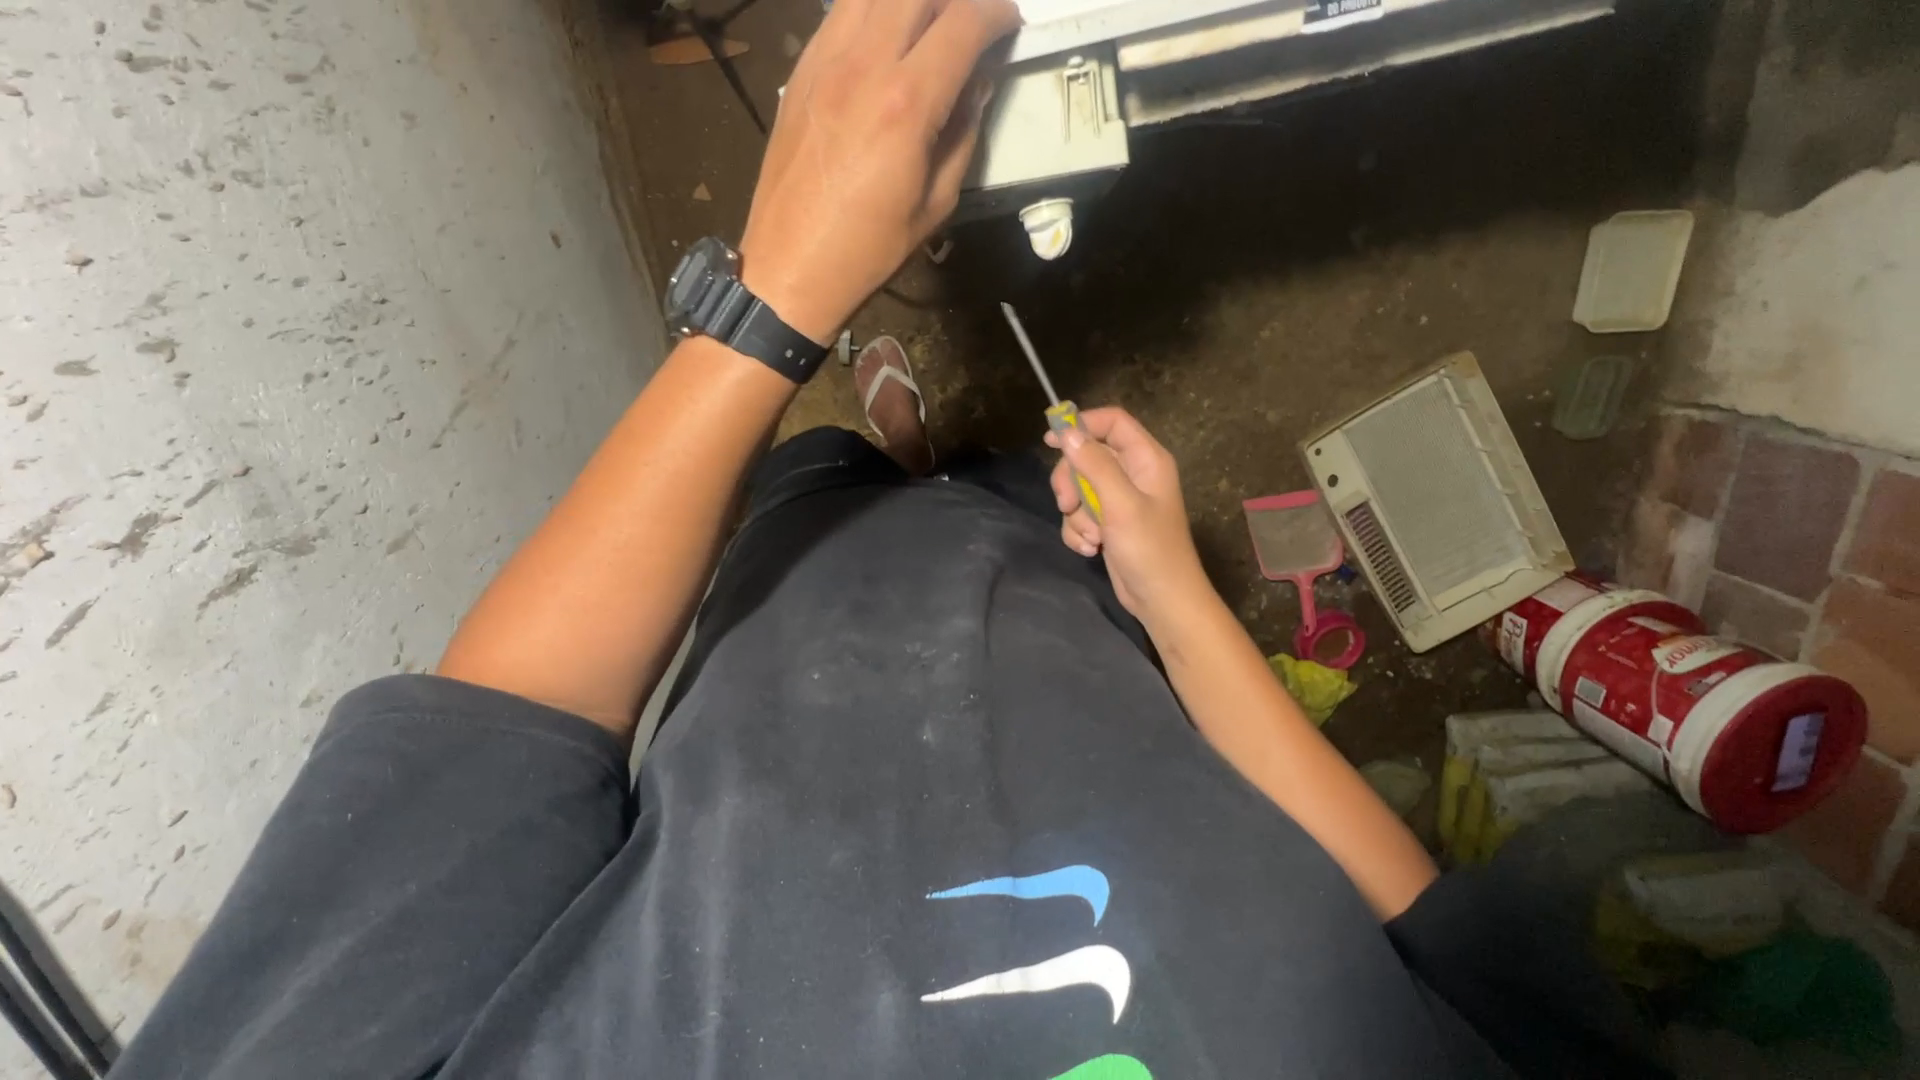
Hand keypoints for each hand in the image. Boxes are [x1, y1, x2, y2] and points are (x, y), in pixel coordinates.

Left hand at [738, 0, 1021, 343]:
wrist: (791, 268)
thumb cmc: (869, 249)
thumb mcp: (936, 203)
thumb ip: (963, 133)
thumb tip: (979, 83)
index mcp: (906, 102)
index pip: (964, 22)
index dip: (997, 13)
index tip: (1010, 24)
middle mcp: (864, 63)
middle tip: (971, 20)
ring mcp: (824, 61)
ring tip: (929, 22)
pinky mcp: (800, 71)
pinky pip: (841, 13)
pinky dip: (871, 10)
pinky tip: (885, 38)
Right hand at [1046, 408, 1214, 626]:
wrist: (1162, 600)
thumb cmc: (1150, 549)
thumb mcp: (1121, 504)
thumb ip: (1094, 465)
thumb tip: (1067, 432)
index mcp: (1146, 459)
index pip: (1112, 422)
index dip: (1082, 424)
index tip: (1051, 440)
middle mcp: (1134, 474)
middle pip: (1087, 455)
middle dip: (1071, 482)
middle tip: (1067, 504)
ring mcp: (1119, 500)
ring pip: (1079, 488)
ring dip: (1077, 515)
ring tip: (1092, 537)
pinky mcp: (1108, 523)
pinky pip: (1080, 514)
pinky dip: (1079, 532)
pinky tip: (1092, 549)